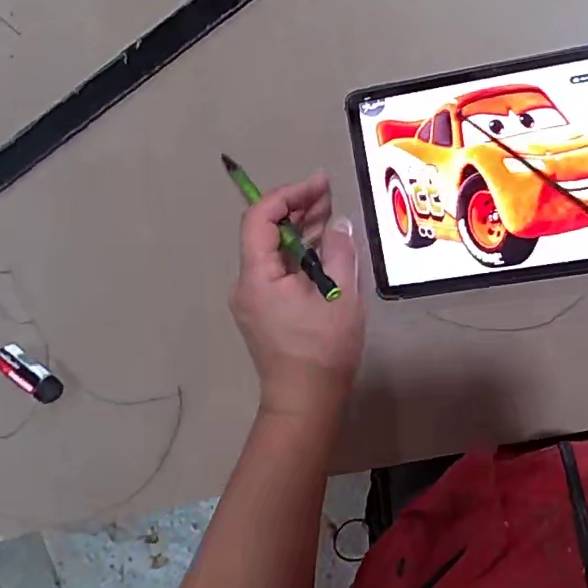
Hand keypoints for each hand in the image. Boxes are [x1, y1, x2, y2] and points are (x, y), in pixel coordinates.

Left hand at [229, 171, 365, 423]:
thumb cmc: (323, 351)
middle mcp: (246, 283)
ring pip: (272, 250)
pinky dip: (298, 252)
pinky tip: (322, 243)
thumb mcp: (341, 297)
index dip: (288, 194)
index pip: (260, 218)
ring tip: (330, 210)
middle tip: (329, 191)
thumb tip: (338, 223)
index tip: (319, 184)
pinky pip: (277, 268)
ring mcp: (253, 297)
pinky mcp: (264, 308)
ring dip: (299, 229)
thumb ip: (339, 252)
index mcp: (257, 277)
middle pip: (264, 231)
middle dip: (296, 207)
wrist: (305, 403)